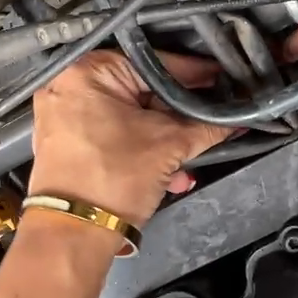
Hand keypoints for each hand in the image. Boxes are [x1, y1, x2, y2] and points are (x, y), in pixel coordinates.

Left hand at [27, 51, 234, 226]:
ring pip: (129, 117)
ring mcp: (64, 117)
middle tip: (206, 122)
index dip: (193, 75)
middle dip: (177, 116)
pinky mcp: (67, 143)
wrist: (75, 234)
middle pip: (142, 91)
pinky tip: (167, 172)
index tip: (218, 80)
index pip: (155, 64)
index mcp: (87, 72)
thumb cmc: (110, 182)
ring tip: (186, 159)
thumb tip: (233, 119)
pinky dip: (140, 149)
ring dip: (163, 140)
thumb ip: (207, 126)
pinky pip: (113, 134)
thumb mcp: (170, 145)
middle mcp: (68, 87)